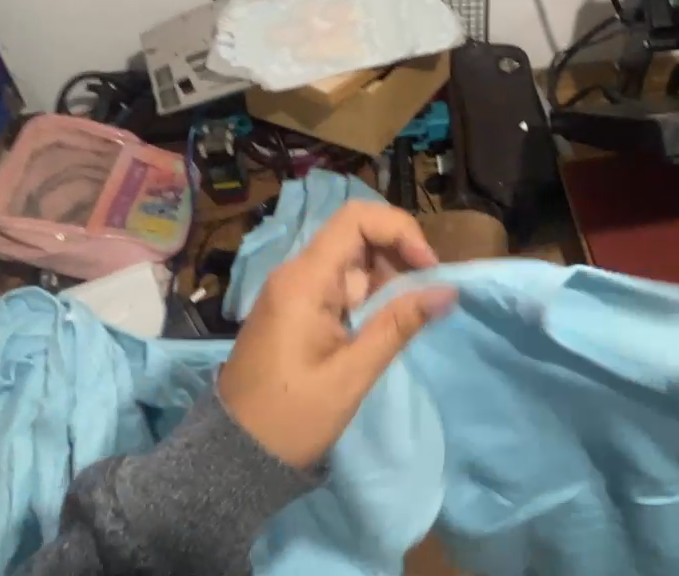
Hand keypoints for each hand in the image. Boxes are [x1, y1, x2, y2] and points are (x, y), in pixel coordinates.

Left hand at [217, 201, 457, 468]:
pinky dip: (370, 292)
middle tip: (424, 292)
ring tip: (409, 312)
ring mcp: (295, 289)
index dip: (399, 230)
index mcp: (304, 280)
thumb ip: (399, 325)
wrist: (230, 458)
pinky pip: (340, 281)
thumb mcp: (351, 375)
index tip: (427, 267)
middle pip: (357, 233)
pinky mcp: (297, 307)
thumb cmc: (290, 419)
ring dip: (387, 274)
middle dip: (399, 253)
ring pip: (352, 257)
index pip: (356, 219)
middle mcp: (297, 273)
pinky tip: (384, 321)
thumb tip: (448, 291)